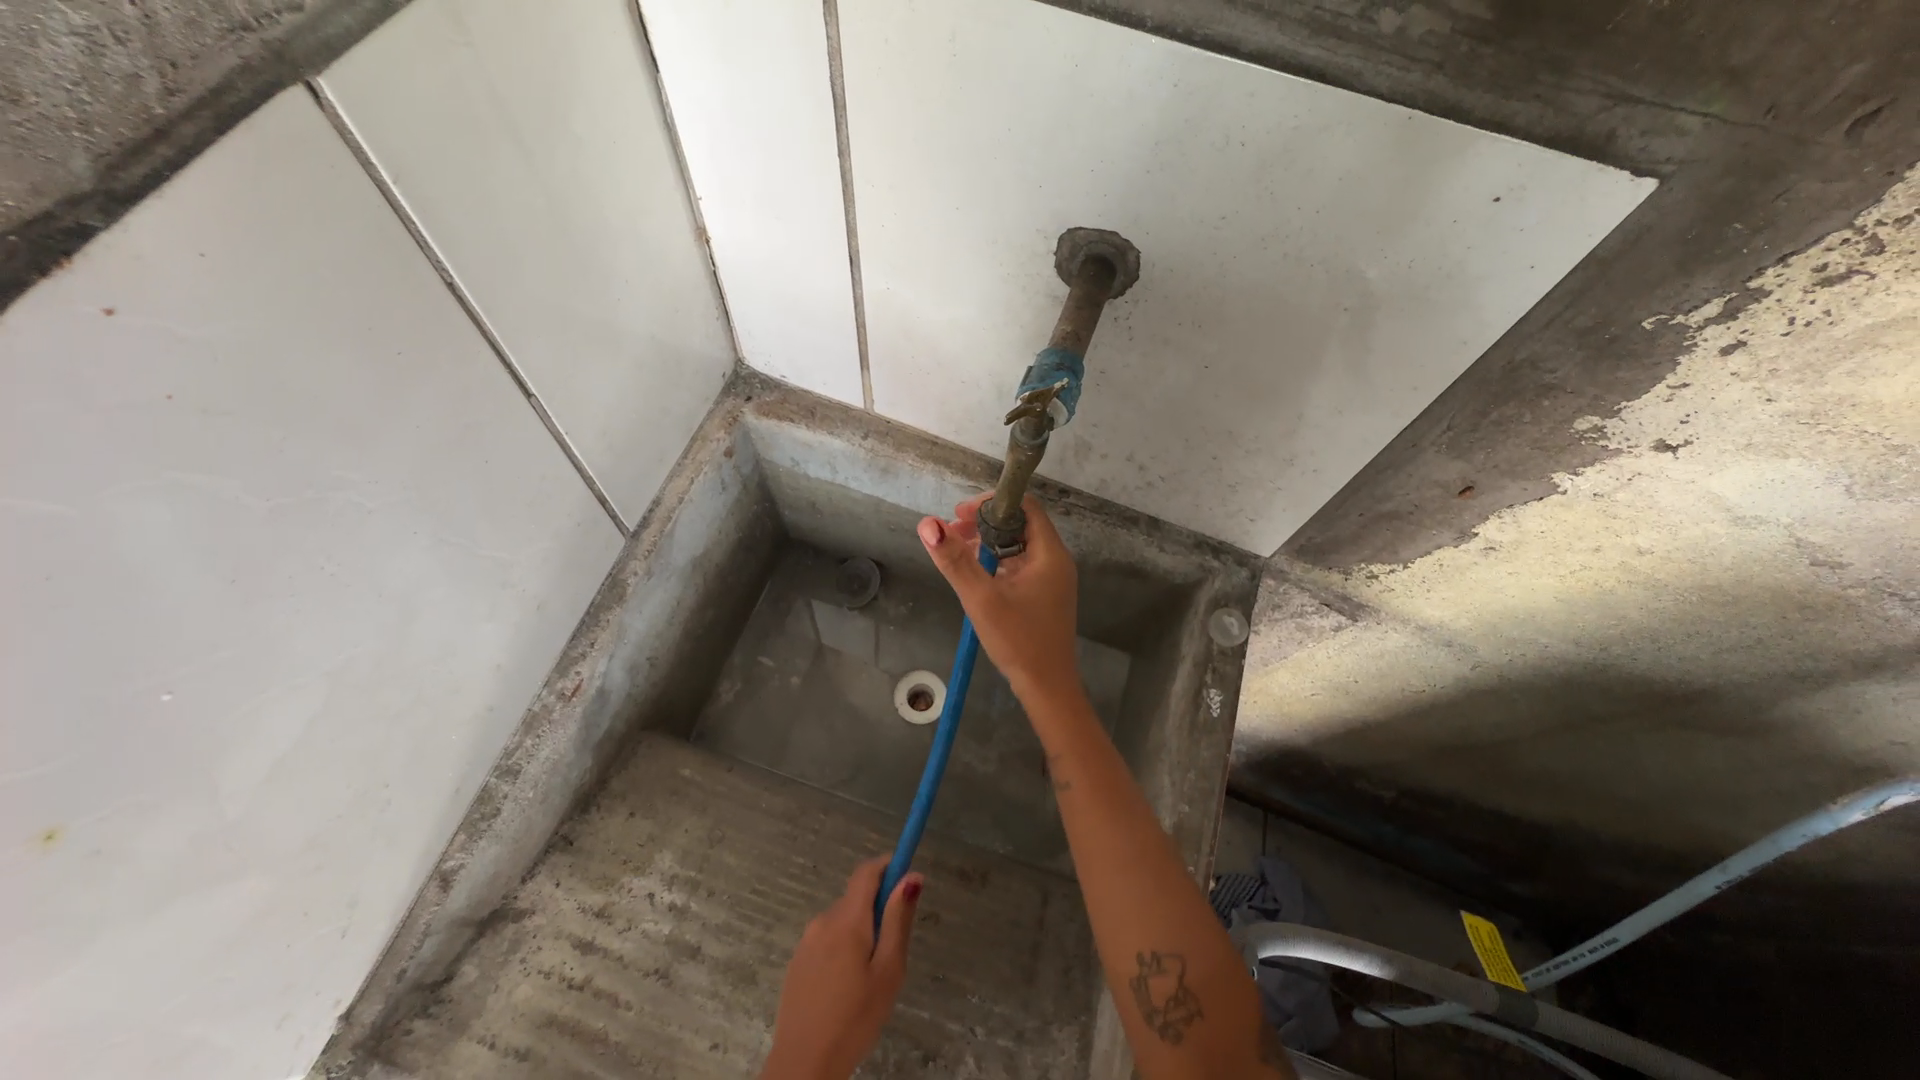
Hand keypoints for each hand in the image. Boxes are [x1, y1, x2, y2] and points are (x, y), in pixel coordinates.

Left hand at [762, 858, 924, 1079]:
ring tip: (870, 981)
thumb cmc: (856, 1018)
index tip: (908, 880)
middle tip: (893, 954)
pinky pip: (827, 942)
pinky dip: (843, 951)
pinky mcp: (797, 963)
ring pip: (842, 923)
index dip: (889, 866)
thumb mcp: (889, 970)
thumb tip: (911, 876)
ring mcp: (805, 942)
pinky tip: (846, 990)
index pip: (866, 871)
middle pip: (856, 899)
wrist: (804, 1064)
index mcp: (846, 920)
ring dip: (861, 935)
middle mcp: (822, 921)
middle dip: (878, 912)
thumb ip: (898, 920)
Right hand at [917, 492, 1080, 704]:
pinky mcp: (1045, 595)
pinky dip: (997, 562)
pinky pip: (1021, 565)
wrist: (1046, 686)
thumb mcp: (980, 598)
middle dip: (985, 523)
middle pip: (1022, 524)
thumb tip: (927, 524)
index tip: (960, 515)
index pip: (1026, 507)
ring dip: (989, 543)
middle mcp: (1056, 560)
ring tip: (958, 552)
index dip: (992, 504)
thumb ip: (954, 560)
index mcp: (1049, 553)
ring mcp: (1052, 579)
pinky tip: (976, 576)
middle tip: (953, 533)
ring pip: (1019, 546)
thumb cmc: (1017, 640)